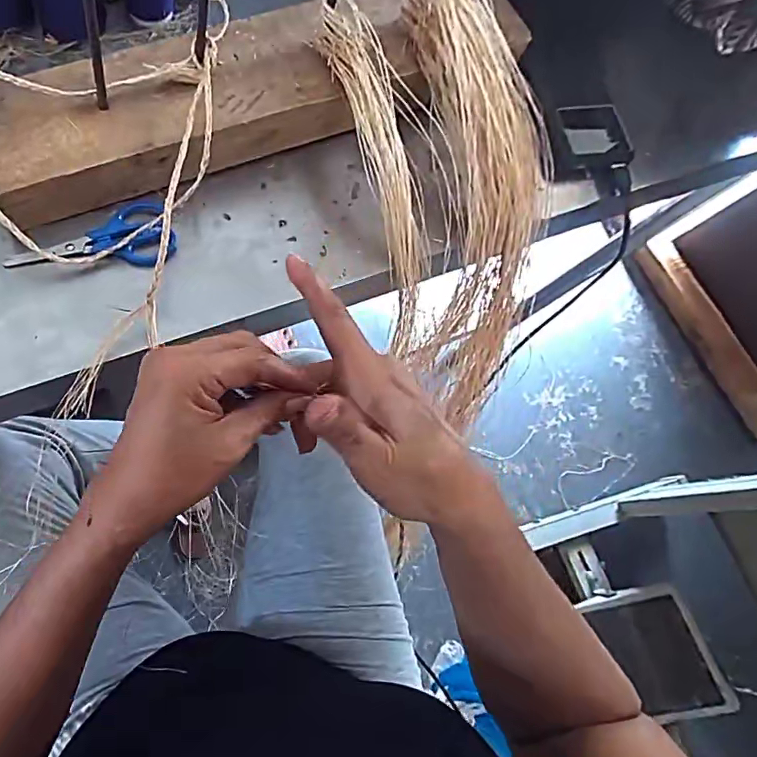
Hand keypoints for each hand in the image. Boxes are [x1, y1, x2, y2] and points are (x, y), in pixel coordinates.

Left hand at [83, 331, 323, 548]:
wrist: (129, 498)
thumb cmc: (177, 475)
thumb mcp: (231, 442)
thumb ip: (268, 410)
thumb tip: (302, 396)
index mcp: (187, 367)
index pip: (251, 357)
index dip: (288, 372)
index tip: (317, 387)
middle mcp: (174, 354)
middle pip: (239, 347)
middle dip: (272, 370)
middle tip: (301, 395)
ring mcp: (167, 364)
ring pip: (226, 356)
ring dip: (254, 377)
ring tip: (282, 407)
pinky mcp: (166, 378)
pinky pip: (209, 370)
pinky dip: (234, 385)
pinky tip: (257, 408)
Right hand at [284, 255, 500, 528]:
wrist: (459, 494)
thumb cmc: (419, 479)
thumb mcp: (374, 463)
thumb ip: (344, 430)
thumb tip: (314, 402)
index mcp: (375, 382)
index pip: (340, 328)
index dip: (315, 293)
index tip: (297, 262)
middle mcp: (383, 374)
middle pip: (327, 365)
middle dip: (302, 392)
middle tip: (298, 439)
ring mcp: (390, 385)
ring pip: (336, 381)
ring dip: (318, 406)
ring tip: (315, 445)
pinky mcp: (394, 398)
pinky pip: (352, 391)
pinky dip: (335, 410)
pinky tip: (336, 438)